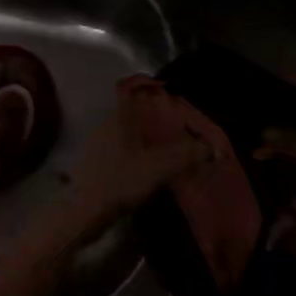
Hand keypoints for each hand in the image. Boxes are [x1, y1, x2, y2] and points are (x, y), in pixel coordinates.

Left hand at [60, 75, 213, 224]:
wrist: (84, 213)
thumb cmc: (119, 181)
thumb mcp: (157, 168)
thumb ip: (185, 155)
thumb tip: (211, 148)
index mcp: (118, 118)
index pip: (128, 87)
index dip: (146, 82)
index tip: (166, 88)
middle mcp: (107, 125)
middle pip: (130, 108)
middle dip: (152, 111)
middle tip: (175, 120)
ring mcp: (100, 144)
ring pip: (126, 128)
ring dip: (145, 132)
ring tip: (168, 143)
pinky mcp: (98, 163)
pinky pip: (121, 146)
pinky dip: (137, 149)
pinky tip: (151, 165)